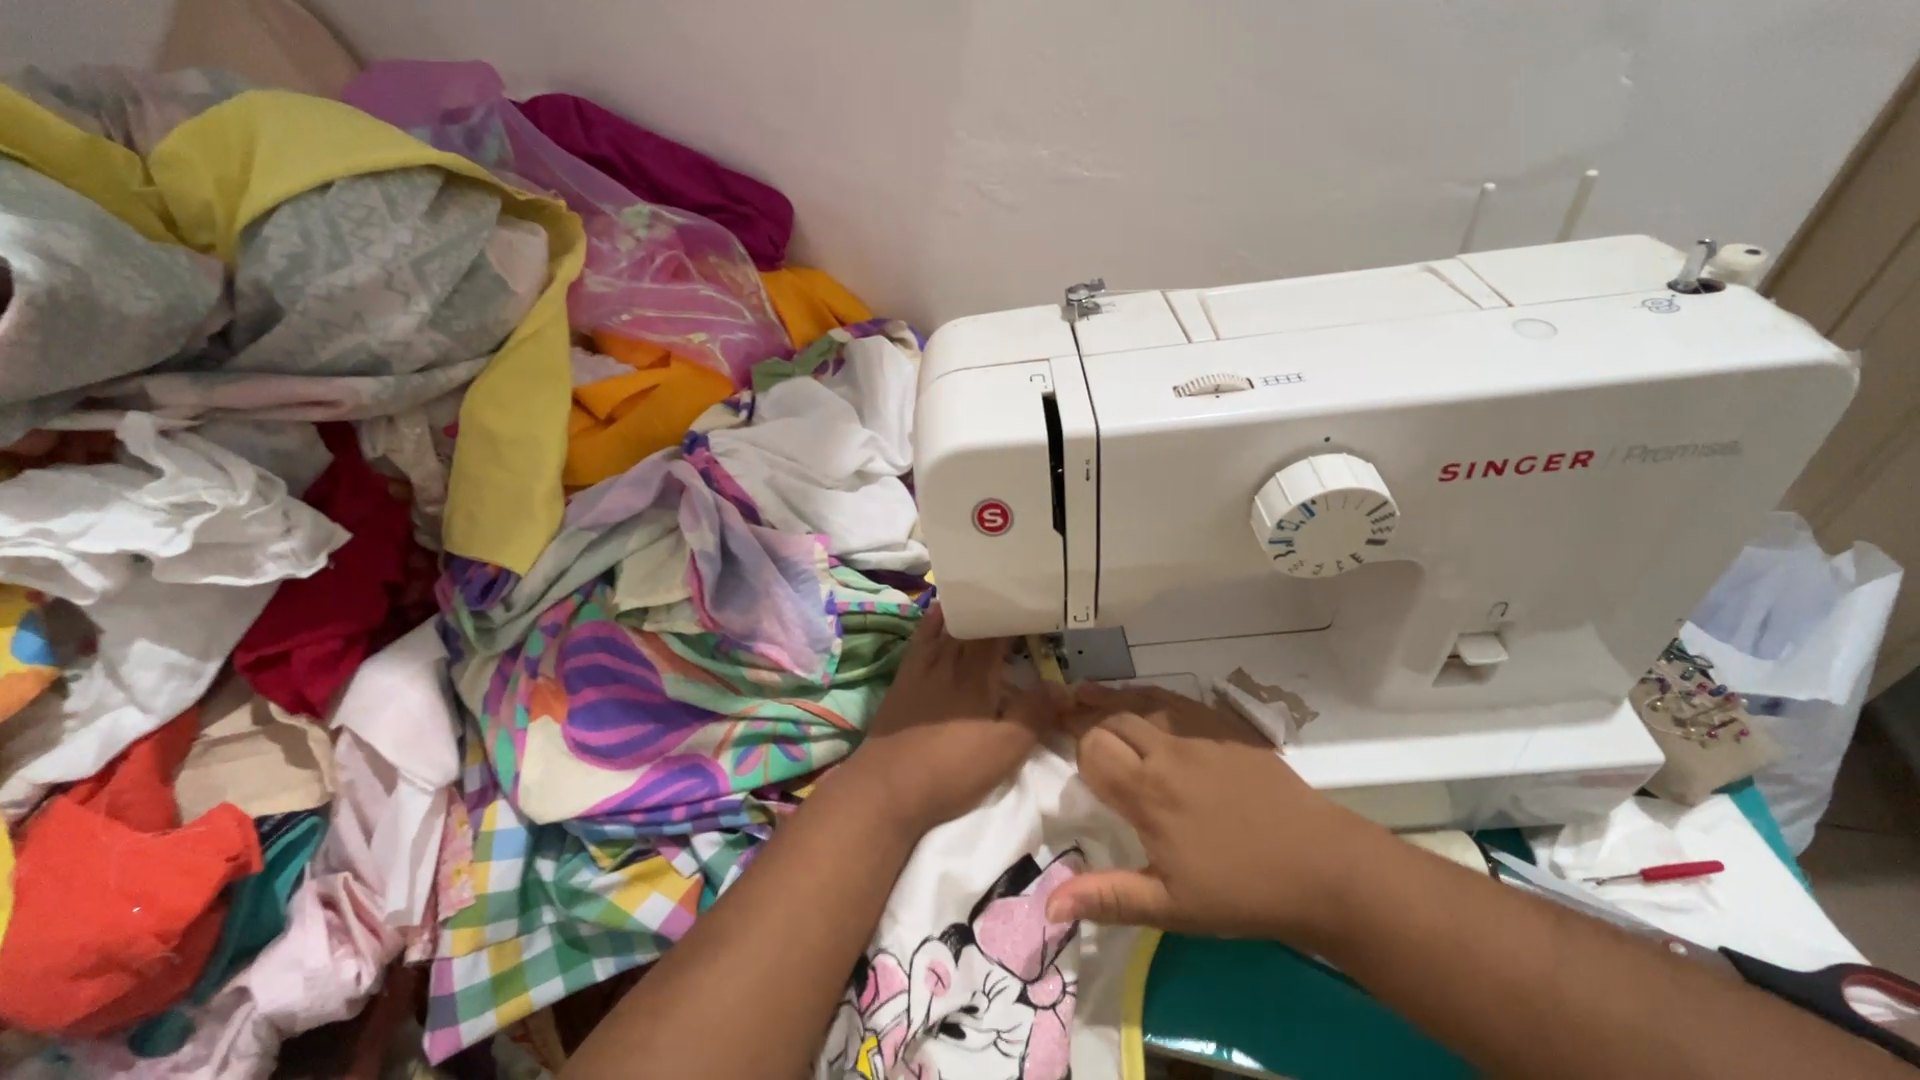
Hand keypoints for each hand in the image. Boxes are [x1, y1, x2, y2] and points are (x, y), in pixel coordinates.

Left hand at [843, 605, 1041, 832]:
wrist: (885, 788)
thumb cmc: (950, 770)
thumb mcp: (1005, 749)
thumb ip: (1036, 713)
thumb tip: (1064, 687)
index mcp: (977, 672)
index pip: (1000, 630)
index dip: (1019, 617)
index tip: (1040, 612)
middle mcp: (948, 659)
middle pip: (974, 624)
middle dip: (998, 614)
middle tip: (1020, 609)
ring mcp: (921, 667)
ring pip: (947, 626)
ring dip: (969, 613)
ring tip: (987, 605)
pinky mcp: (903, 680)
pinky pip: (921, 638)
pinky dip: (934, 622)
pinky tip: (940, 615)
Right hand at [1046, 684, 1382, 942]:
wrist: (1324, 868)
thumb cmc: (1241, 892)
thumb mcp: (1171, 907)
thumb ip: (1108, 897)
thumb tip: (1047, 904)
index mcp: (1149, 793)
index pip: (1093, 748)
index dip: (1074, 745)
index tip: (1057, 742)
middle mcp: (1170, 753)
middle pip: (1115, 717)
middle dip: (1086, 714)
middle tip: (1062, 709)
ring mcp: (1205, 737)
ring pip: (1147, 702)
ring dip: (1114, 698)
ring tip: (1089, 691)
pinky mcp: (1233, 733)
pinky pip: (1182, 702)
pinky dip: (1153, 697)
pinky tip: (1149, 702)